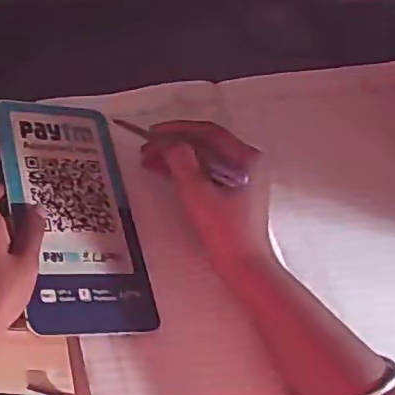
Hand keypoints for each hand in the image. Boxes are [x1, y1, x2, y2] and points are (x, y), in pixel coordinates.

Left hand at [0, 184, 41, 368]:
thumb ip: (33, 232)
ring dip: (8, 238)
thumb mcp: (26, 263)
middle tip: (36, 229)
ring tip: (31, 253)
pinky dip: (0, 253)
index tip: (22, 194)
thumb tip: (35, 209)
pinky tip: (16, 271)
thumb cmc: (0, 295)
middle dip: (12, 218)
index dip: (2, 188)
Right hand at [141, 120, 277, 280]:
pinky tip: (165, 174)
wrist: (242, 264)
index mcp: (246, 158)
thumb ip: (182, 162)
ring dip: (176, 157)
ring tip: (150, 160)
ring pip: (204, 159)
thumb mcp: (197, 193)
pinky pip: (206, 173)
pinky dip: (185, 171)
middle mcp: (247, 164)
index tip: (152, 133)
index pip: (208, 133)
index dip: (177, 130)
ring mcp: (242, 179)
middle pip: (206, 144)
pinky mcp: (234, 193)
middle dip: (174, 144)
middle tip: (147, 148)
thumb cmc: (224, 231)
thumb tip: (168, 143)